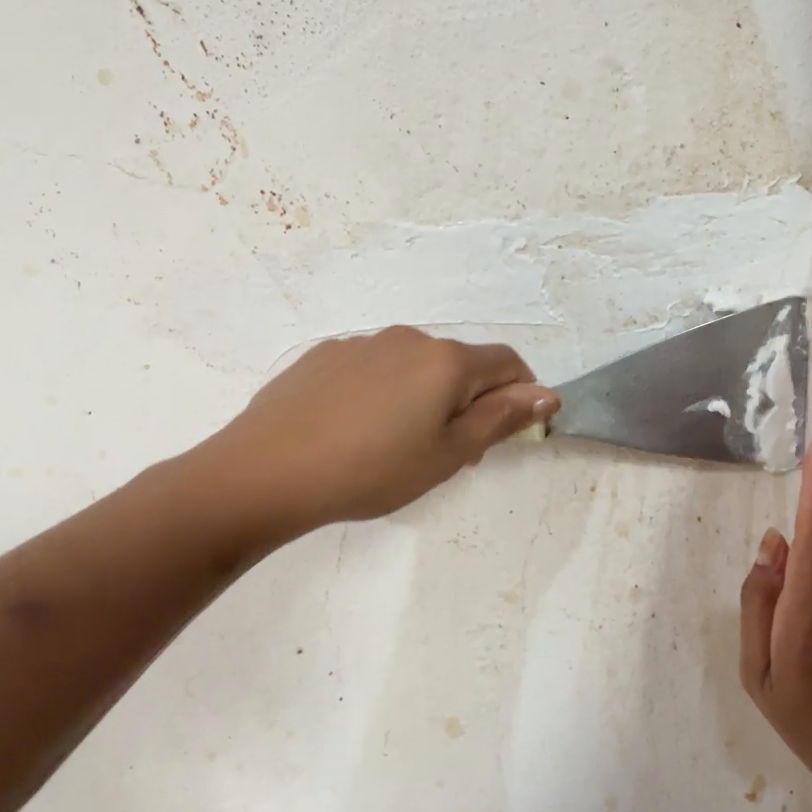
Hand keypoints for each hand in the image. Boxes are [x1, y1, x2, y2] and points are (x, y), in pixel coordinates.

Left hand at [196, 328, 557, 532]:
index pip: (508, 363)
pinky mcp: (323, 356)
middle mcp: (409, 339)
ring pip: (414, 366)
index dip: (519, 395)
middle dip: (468, 401)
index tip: (503, 434)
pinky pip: (373, 368)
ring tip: (395, 446)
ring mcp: (362, 344)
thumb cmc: (371, 470)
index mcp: (447, 361)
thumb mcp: (449, 455)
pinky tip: (354, 431)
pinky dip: (382, 392)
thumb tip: (547, 394)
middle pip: (460, 364)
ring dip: (424, 396)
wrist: (264, 473)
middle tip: (447, 454)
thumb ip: (501, 419)